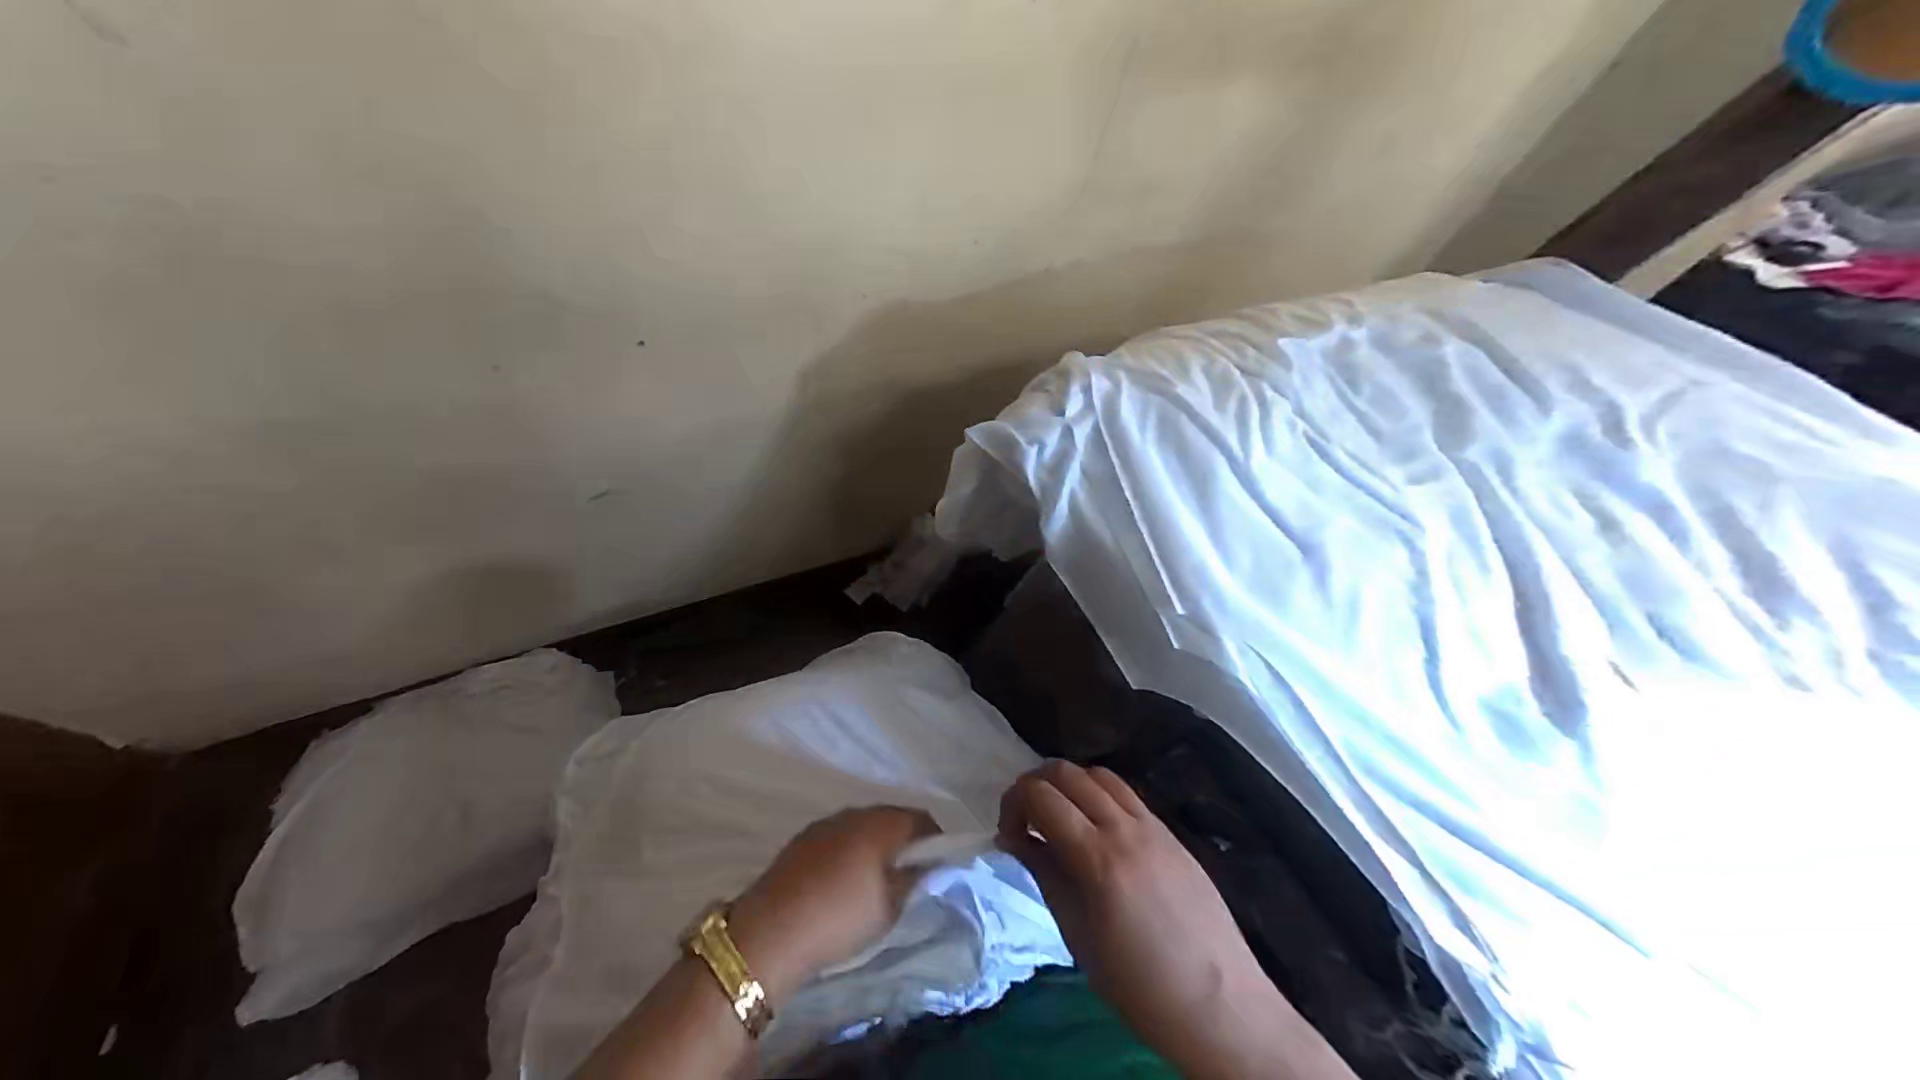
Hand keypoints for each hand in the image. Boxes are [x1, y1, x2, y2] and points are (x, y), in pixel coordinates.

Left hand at [728, 806, 938, 998]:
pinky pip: (839, 835)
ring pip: (862, 825)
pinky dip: (849, 850)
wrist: (770, 932)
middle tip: (910, 873)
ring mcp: (825, 823)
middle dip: (905, 840)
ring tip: (876, 878)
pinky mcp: (802, 838)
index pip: (921, 819)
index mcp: (881, 824)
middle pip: (891, 817)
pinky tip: (843, 879)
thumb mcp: (890, 907)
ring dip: (875, 843)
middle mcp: (854, 813)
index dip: (935, 840)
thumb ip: (914, 878)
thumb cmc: (840, 918)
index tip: (938, 865)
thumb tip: (928, 864)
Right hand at [998, 761, 1356, 1079]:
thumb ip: (1045, 874)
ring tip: (1059, 817)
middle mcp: (1125, 828)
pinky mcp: (1171, 834)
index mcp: (1098, 857)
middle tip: (1024, 818)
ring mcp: (1153, 827)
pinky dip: (1100, 795)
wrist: (1220, 1005)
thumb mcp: (1077, 934)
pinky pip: (1128, 795)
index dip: (1013, 804)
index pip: (1041, 797)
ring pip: (1100, 775)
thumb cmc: (1139, 985)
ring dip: (1069, 784)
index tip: (1008, 833)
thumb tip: (1014, 839)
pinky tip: (1096, 828)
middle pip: (1067, 773)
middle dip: (1035, 785)